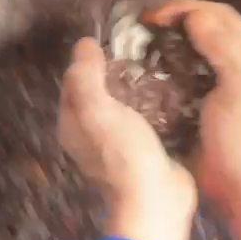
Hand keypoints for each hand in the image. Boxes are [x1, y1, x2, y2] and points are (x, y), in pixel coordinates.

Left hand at [59, 37, 197, 239]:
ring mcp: (117, 142)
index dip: (87, 59)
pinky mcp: (144, 147)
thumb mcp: (98, 110)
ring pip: (122, 102)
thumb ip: (86, 77)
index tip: (112, 40)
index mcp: (72, 124)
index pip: (73, 81)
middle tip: (139, 47)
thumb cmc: (123, 153)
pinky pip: (144, 115)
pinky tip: (169, 87)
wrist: (156, 199)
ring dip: (135, 84)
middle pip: (98, 91)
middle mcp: (90, 133)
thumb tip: (83, 44)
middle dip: (114, 69)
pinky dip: (152, 100)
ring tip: (157, 60)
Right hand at [149, 0, 240, 239]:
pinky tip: (152, 71)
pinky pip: (189, 73)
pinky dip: (171, 66)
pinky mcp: (210, 104)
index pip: (221, 15)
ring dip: (173, 42)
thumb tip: (194, 15)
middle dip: (177, 21)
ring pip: (198, 49)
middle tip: (144, 28)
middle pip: (210, 28)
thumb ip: (223, 48)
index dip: (186, 9)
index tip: (152, 17)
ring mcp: (228, 85)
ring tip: (145, 45)